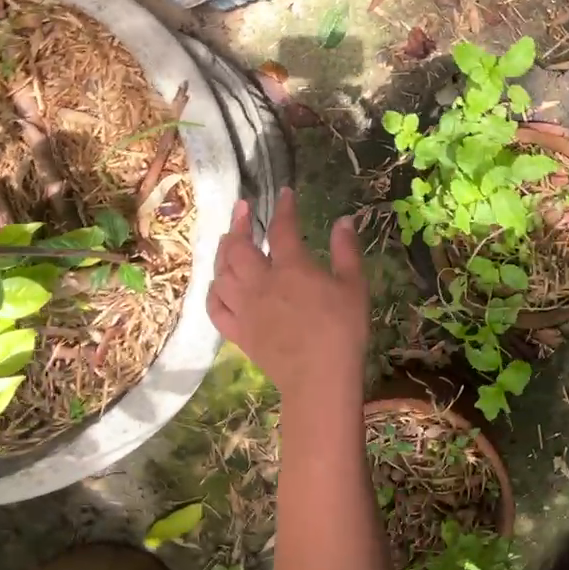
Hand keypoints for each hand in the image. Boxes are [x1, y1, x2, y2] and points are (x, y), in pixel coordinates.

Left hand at [207, 188, 369, 402]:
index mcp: (291, 268)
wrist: (320, 377)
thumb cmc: (343, 328)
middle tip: (242, 208)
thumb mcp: (354, 285)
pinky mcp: (238, 332)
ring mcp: (245, 308)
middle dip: (239, 223)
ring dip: (222, 252)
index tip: (284, 193)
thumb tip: (344, 220)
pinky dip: (214, 291)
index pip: (282, 229)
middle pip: (238, 247)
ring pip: (221, 274)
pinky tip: (218, 284)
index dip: (283, 208)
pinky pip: (215, 308)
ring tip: (227, 240)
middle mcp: (261, 283)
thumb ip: (346, 250)